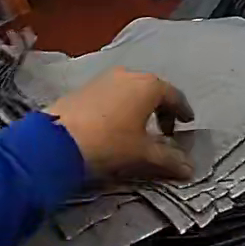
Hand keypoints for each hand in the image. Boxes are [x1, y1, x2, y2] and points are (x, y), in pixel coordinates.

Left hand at [44, 68, 194, 181]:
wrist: (54, 141)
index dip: (183, 111)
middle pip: (153, 91)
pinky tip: (114, 124)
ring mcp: (104, 79)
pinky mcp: (84, 87)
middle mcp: (129, 75)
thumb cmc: (110, 142)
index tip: (186, 123)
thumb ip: (169, 159)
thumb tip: (190, 170)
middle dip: (161, 109)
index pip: (175, 97)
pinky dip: (119, 106)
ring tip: (139, 127)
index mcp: (150, 86)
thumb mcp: (143, 153)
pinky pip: (111, 94)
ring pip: (130, 91)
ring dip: (139, 106)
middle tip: (164, 129)